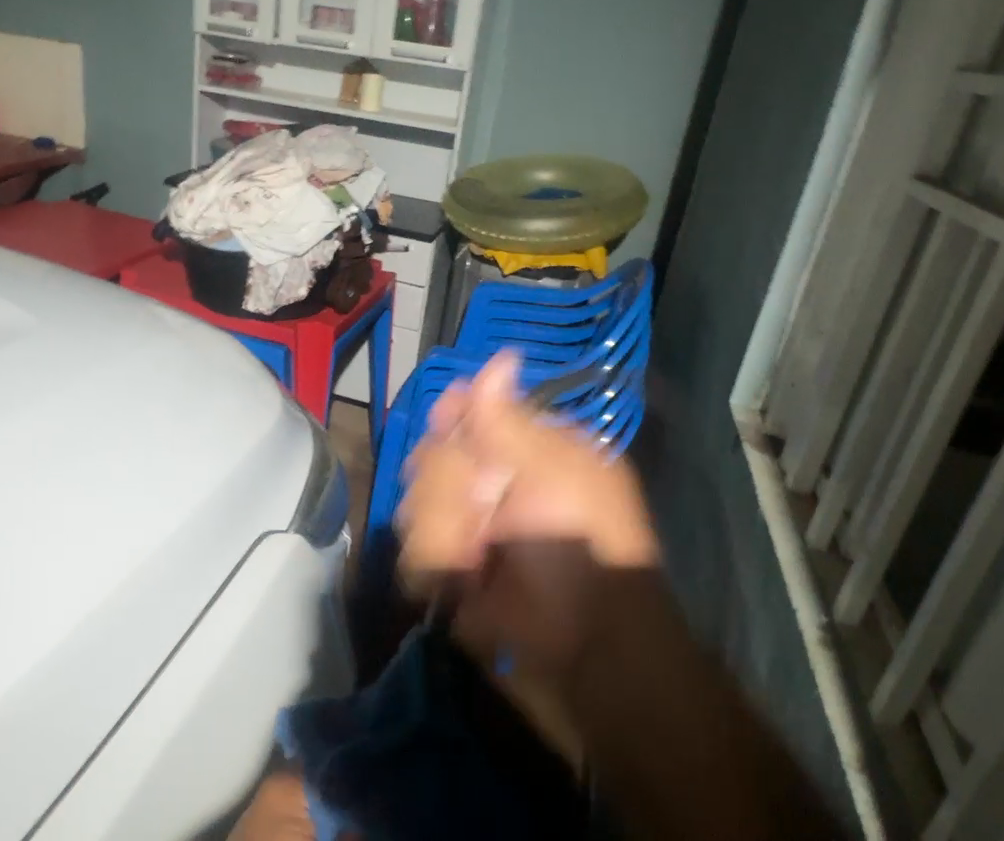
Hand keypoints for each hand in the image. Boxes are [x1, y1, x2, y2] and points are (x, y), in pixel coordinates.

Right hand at [394, 353, 659, 676]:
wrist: (590, 646)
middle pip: (429, 457)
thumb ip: (512, 422)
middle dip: (451, 488)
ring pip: (414, 507)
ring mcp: (465, 529)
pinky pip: (413, 556)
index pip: (465, 413)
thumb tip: (502, 358)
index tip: (450, 423)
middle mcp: (489, 483)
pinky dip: (439, 570)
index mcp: (522, 452)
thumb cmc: (583, 545)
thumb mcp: (558, 473)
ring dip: (447, 534)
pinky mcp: (448, 576)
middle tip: (487, 511)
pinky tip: (467, 583)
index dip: (452, 417)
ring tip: (482, 560)